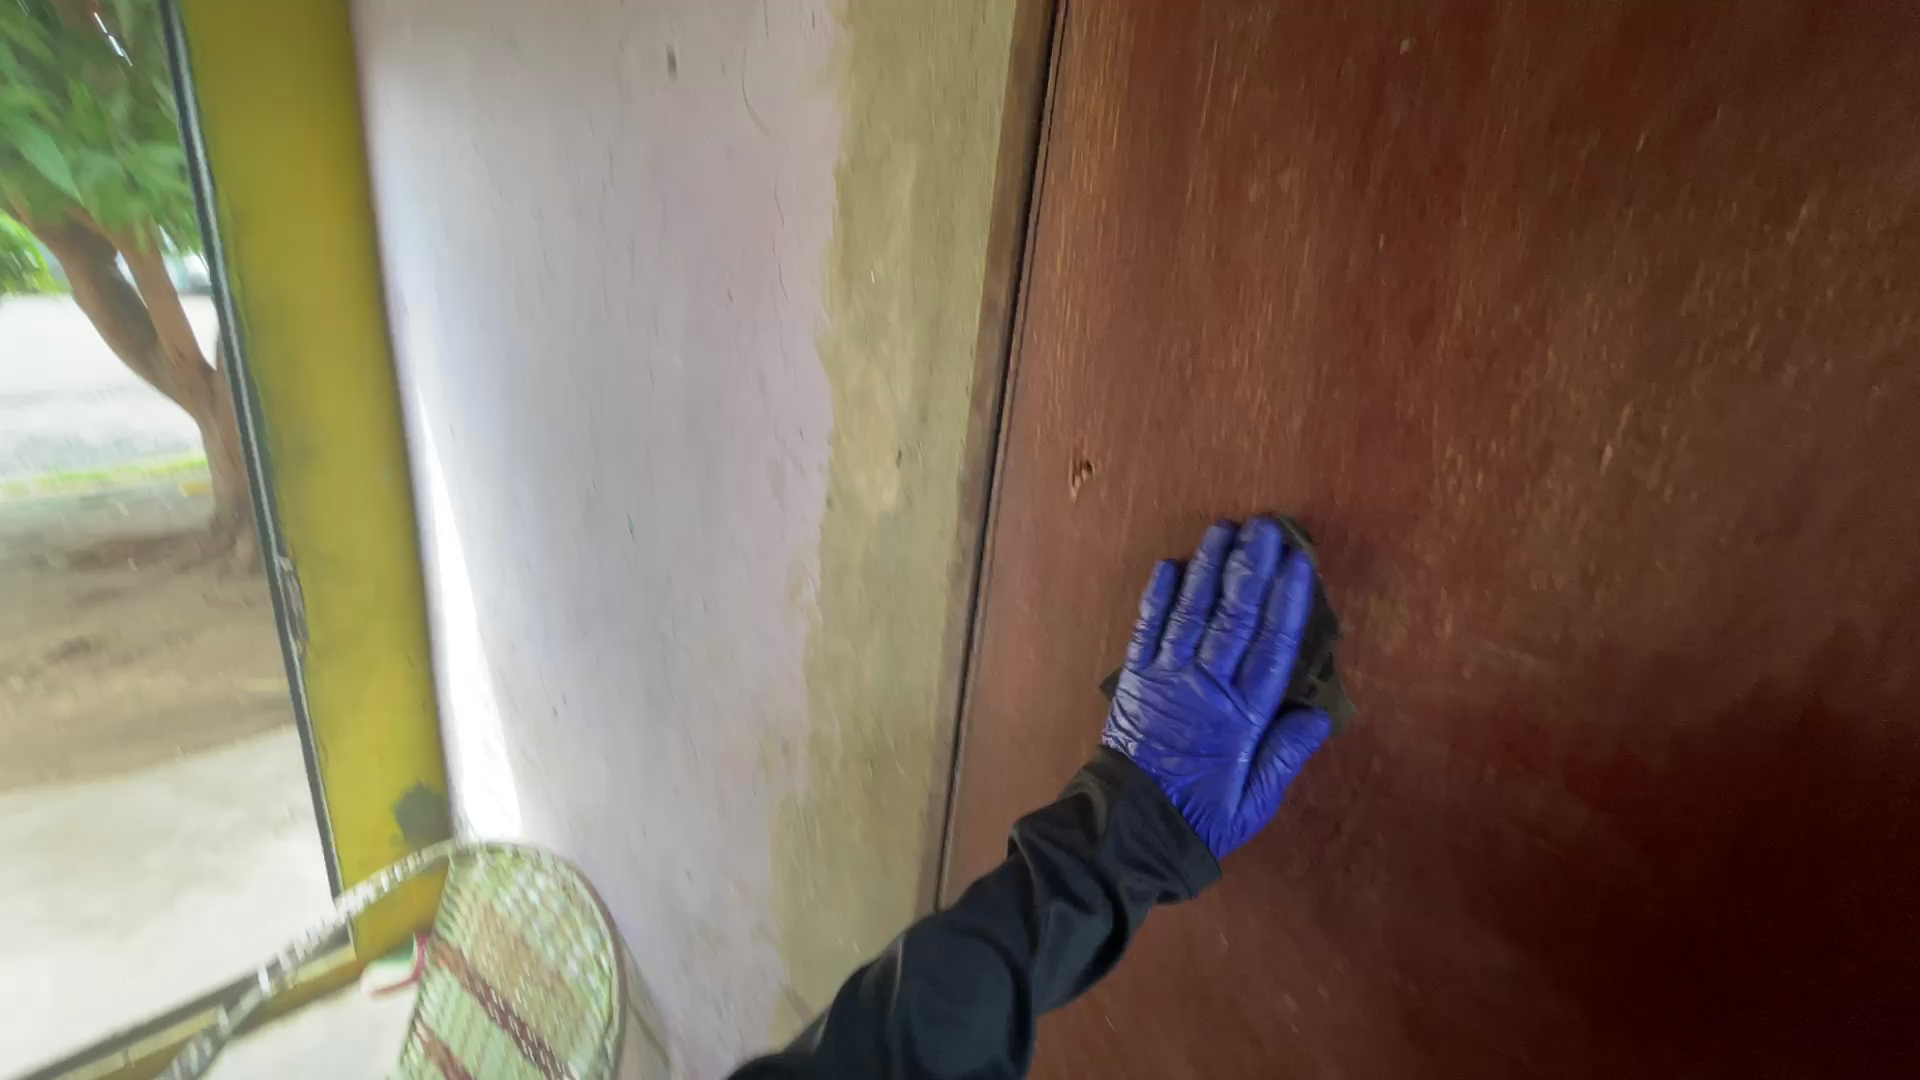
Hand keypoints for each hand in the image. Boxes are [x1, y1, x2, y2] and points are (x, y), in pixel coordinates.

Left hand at [1101, 518, 1333, 858]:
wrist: (1130, 825)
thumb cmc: (1201, 815)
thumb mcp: (1256, 800)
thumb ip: (1286, 753)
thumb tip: (1320, 710)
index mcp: (1241, 714)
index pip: (1272, 645)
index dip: (1287, 600)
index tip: (1300, 561)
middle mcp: (1203, 684)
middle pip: (1232, 615)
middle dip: (1250, 567)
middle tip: (1264, 526)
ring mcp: (1164, 674)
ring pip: (1191, 611)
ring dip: (1208, 567)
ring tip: (1224, 530)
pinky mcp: (1135, 675)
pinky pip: (1147, 627)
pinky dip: (1159, 595)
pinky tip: (1171, 565)